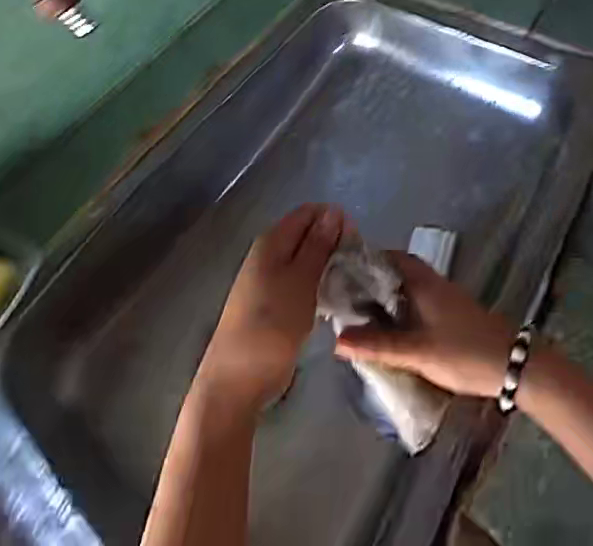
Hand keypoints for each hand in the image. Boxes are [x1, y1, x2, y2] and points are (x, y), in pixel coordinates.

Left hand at [196, 203, 347, 412]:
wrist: (237, 382)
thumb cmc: (271, 325)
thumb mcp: (301, 280)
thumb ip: (318, 244)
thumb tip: (334, 210)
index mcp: (272, 241)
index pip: (310, 212)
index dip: (335, 220)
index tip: (355, 242)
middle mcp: (269, 254)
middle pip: (309, 233)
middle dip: (334, 243)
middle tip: (355, 265)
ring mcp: (270, 280)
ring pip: (308, 259)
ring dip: (329, 266)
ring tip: (349, 282)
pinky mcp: (275, 303)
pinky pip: (303, 281)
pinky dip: (319, 285)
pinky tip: (333, 299)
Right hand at [334, 251, 515, 397]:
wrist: (512, 364)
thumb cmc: (463, 353)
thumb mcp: (417, 352)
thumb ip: (378, 346)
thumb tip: (337, 340)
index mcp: (424, 283)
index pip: (390, 257)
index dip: (366, 260)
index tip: (340, 271)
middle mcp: (433, 284)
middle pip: (397, 272)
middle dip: (372, 282)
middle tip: (343, 298)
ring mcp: (444, 299)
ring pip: (408, 289)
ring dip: (386, 298)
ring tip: (359, 316)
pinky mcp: (450, 315)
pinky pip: (417, 304)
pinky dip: (400, 311)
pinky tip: (389, 331)